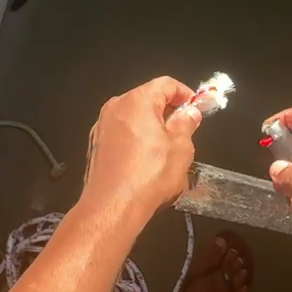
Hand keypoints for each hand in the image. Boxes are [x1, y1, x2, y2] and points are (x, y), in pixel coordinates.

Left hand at [77, 77, 201, 224]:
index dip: (185, 93)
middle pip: (147, 97)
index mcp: (137, 100)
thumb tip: (190, 113)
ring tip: (166, 149)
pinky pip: (121, 132)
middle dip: (168, 110)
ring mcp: (101, 125)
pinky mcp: (95, 144)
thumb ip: (186, 124)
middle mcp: (115, 107)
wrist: (111, 207)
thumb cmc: (149, 176)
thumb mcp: (180, 148)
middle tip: (185, 130)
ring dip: (151, 125)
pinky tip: (145, 160)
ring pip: (133, 116)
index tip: (196, 109)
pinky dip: (135, 138)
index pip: (166, 83)